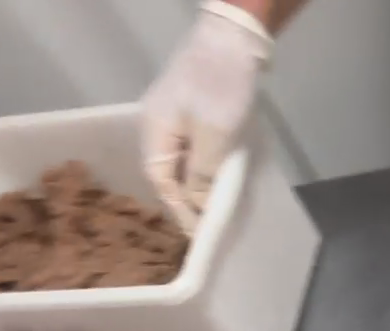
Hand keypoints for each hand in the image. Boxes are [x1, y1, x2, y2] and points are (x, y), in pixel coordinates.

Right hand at [141, 0, 271, 232]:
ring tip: (211, 213)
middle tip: (205, 228)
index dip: (180, 210)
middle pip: (168, 174)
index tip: (197, 234)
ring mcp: (174, 116)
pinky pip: (192, 150)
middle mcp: (157, 124)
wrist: (234, 37)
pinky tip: (216, 182)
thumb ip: (202, 175)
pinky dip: (202, 171)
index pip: (162, 181)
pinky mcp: (192, 112)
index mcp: (156, 130)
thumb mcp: (214, 137)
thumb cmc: (221, 87)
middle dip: (184, 202)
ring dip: (194, 188)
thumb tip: (197, 206)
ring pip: (181, 163)